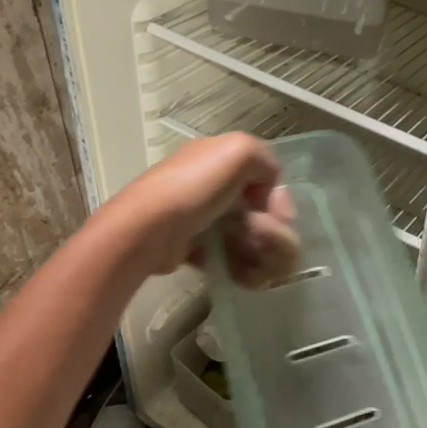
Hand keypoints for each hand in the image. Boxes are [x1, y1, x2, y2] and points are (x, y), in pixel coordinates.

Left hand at [101, 133, 298, 286]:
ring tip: (253, 267)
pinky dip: (243, 269)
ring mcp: (207, 220)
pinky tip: (240, 276)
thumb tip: (270, 189)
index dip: (279, 203)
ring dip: (263, 257)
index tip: (280, 220)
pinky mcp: (199, 250)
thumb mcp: (238, 151)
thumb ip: (265, 159)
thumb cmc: (193, 189)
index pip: (270, 182)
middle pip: (266, 215)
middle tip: (260, 244)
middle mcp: (215, 186)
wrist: (146, 231)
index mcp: (223, 159)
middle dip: (273, 235)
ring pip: (254, 242)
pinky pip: (234, 260)